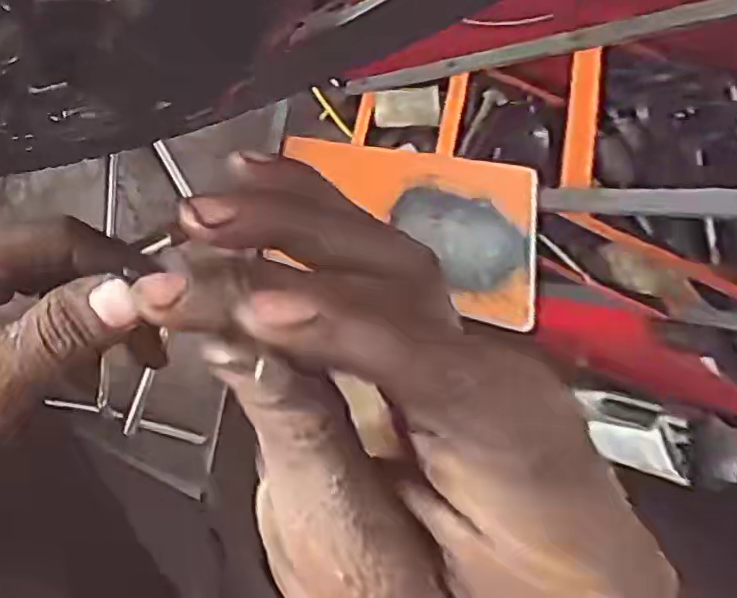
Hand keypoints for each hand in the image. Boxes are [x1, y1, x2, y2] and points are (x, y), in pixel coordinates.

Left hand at [0, 217, 158, 491]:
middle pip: (62, 247)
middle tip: (150, 348)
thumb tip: (130, 293)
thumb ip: (58, 334)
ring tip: (125, 360)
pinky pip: (38, 284)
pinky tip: (83, 358)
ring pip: (55, 265)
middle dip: (112, 291)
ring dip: (95, 306)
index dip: (120, 270)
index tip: (165, 315)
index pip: (64, 239)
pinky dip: (70, 315)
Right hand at [134, 151, 675, 597]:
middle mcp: (504, 390)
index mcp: (536, 481)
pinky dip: (300, 211)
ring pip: (381, 251)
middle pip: (410, 282)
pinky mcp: (403, 334)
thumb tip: (226, 340)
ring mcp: (454, 350)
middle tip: (200, 233)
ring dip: (283, 216)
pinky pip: (358, 259)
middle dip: (295, 244)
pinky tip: (252, 179)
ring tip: (205, 208)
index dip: (345, 330)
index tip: (250, 312)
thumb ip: (300, 442)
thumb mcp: (354, 558)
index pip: (444, 372)